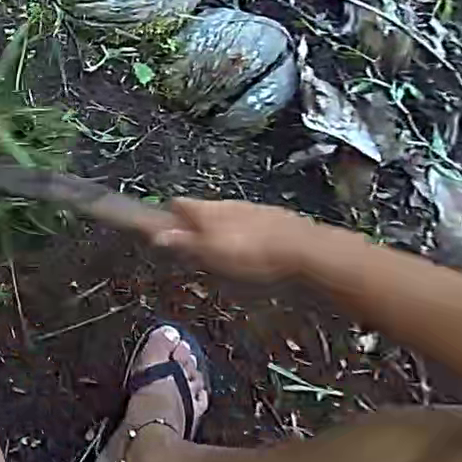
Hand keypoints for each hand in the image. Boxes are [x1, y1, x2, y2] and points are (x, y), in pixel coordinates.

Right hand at [149, 199, 318, 282]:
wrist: (305, 251)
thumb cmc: (251, 255)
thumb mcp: (210, 254)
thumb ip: (183, 243)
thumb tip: (157, 235)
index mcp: (206, 210)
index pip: (177, 204)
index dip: (168, 216)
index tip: (165, 232)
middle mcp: (227, 204)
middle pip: (202, 210)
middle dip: (196, 227)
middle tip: (195, 251)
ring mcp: (252, 209)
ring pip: (228, 217)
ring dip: (222, 232)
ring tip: (226, 257)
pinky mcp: (275, 219)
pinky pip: (251, 225)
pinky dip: (247, 236)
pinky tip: (254, 255)